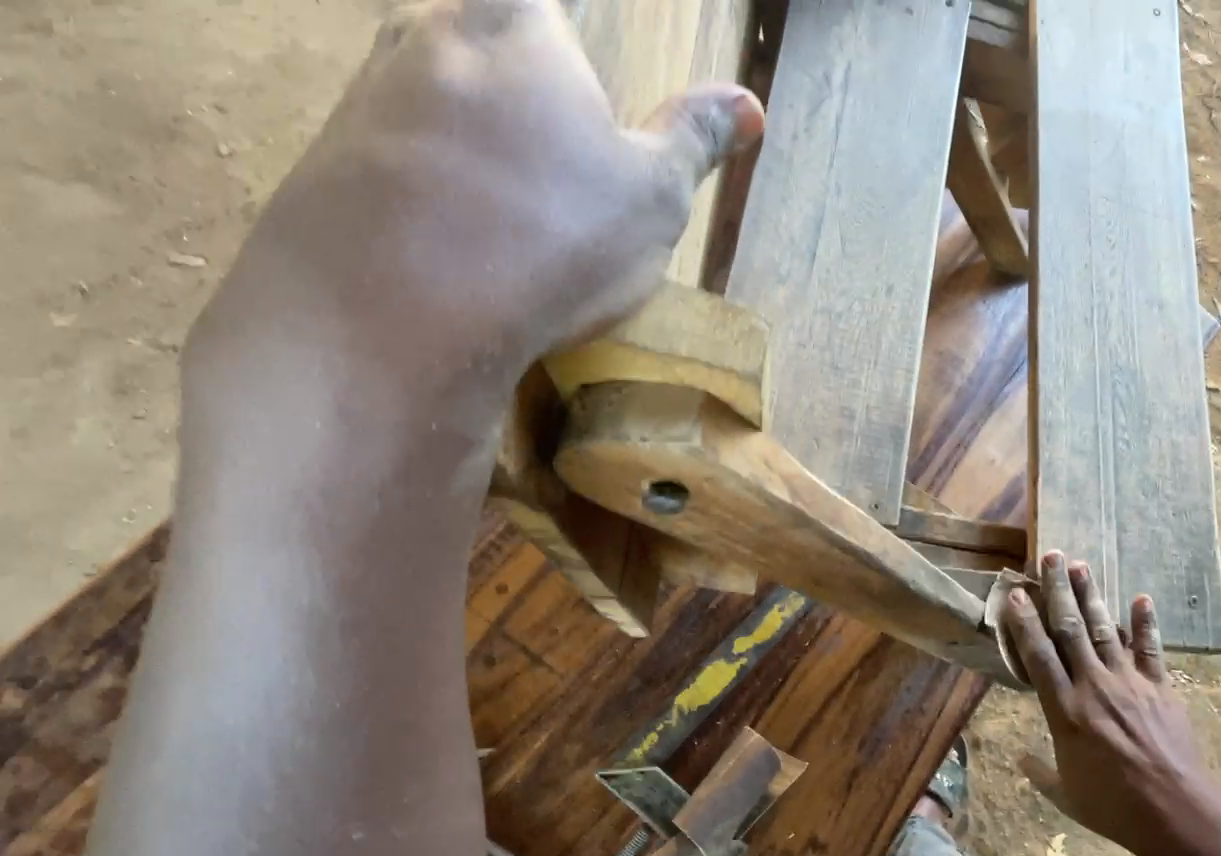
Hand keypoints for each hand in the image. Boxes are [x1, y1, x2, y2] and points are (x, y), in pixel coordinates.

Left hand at [183, 0, 764, 457]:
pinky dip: (440, 181)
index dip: (574, 44)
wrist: (393, 316)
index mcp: (515, 18)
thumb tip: (746, 104)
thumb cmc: (551, 236)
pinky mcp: (329, 157)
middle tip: (573, 153)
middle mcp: (430, 30)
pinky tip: (467, 244)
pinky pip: (402, 148)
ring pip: (442, 91)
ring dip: (484, 135)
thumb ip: (694, 139)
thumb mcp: (653, 197)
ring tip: (524, 212)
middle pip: (491, 36)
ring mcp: (366, 91)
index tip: (599, 121)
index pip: (551, 10)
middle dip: (535, 83)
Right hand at [1002, 551, 1220, 855]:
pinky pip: (1151, 649)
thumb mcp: (1066, 796)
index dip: (1024, 622)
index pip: (1038, 656)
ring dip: (1092, 596)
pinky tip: (1140, 598)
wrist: (1175, 810)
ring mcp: (1130, 683)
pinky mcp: (1160, 687)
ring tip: (1081, 565)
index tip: (1015, 594)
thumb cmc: (1114, 808)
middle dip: (1058, 591)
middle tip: (1049, 557)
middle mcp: (1093, 686)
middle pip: (1071, 630)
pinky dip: (1146, 623)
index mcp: (1065, 712)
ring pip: (1105, 630)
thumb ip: (1040, 772)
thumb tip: (1020, 757)